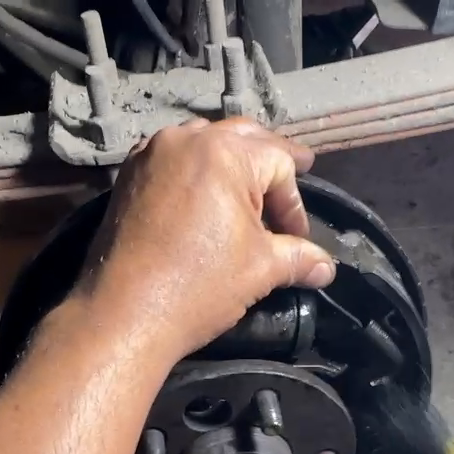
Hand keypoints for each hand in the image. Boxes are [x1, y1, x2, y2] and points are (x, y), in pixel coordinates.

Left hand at [73, 118, 336, 362]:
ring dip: (231, 168)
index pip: (279, 161)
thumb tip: (327, 268)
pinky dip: (195, 177)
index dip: (295, 203)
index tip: (298, 240)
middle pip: (243, 140)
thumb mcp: (259, 270)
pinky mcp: (128, 179)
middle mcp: (186, 140)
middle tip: (294, 177)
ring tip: (248, 196)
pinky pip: (173, 164)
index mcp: (225, 152)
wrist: (125, 314)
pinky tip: (204, 203)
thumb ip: (298, 259)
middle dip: (269, 166)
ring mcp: (152, 156)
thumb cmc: (197, 287)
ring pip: (205, 148)